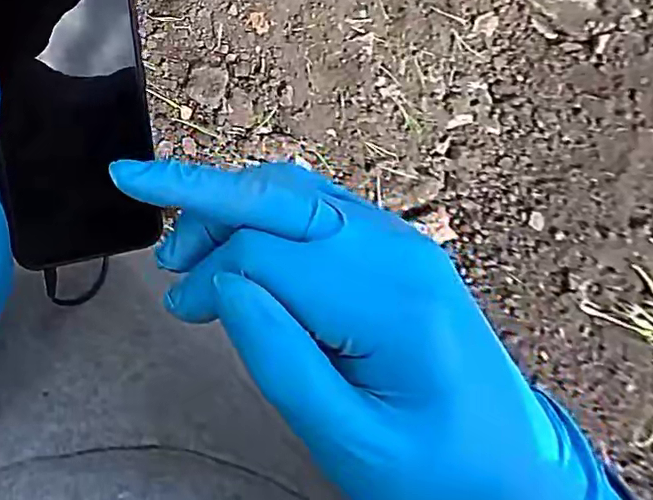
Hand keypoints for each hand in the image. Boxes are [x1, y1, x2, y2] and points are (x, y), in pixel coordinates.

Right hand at [110, 159, 621, 499]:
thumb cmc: (438, 475)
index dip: (210, 274)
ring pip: (285, 187)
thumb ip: (280, 359)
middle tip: (130, 182)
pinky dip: (254, 204)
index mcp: (394, 297)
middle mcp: (394, 245)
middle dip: (196, 187)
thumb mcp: (354, 444)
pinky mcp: (385, 240)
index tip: (179, 310)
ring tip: (182, 242)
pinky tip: (228, 228)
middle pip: (274, 193)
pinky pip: (306, 199)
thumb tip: (219, 282)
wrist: (522, 477)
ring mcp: (394, 236)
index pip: (268, 255)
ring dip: (223, 199)